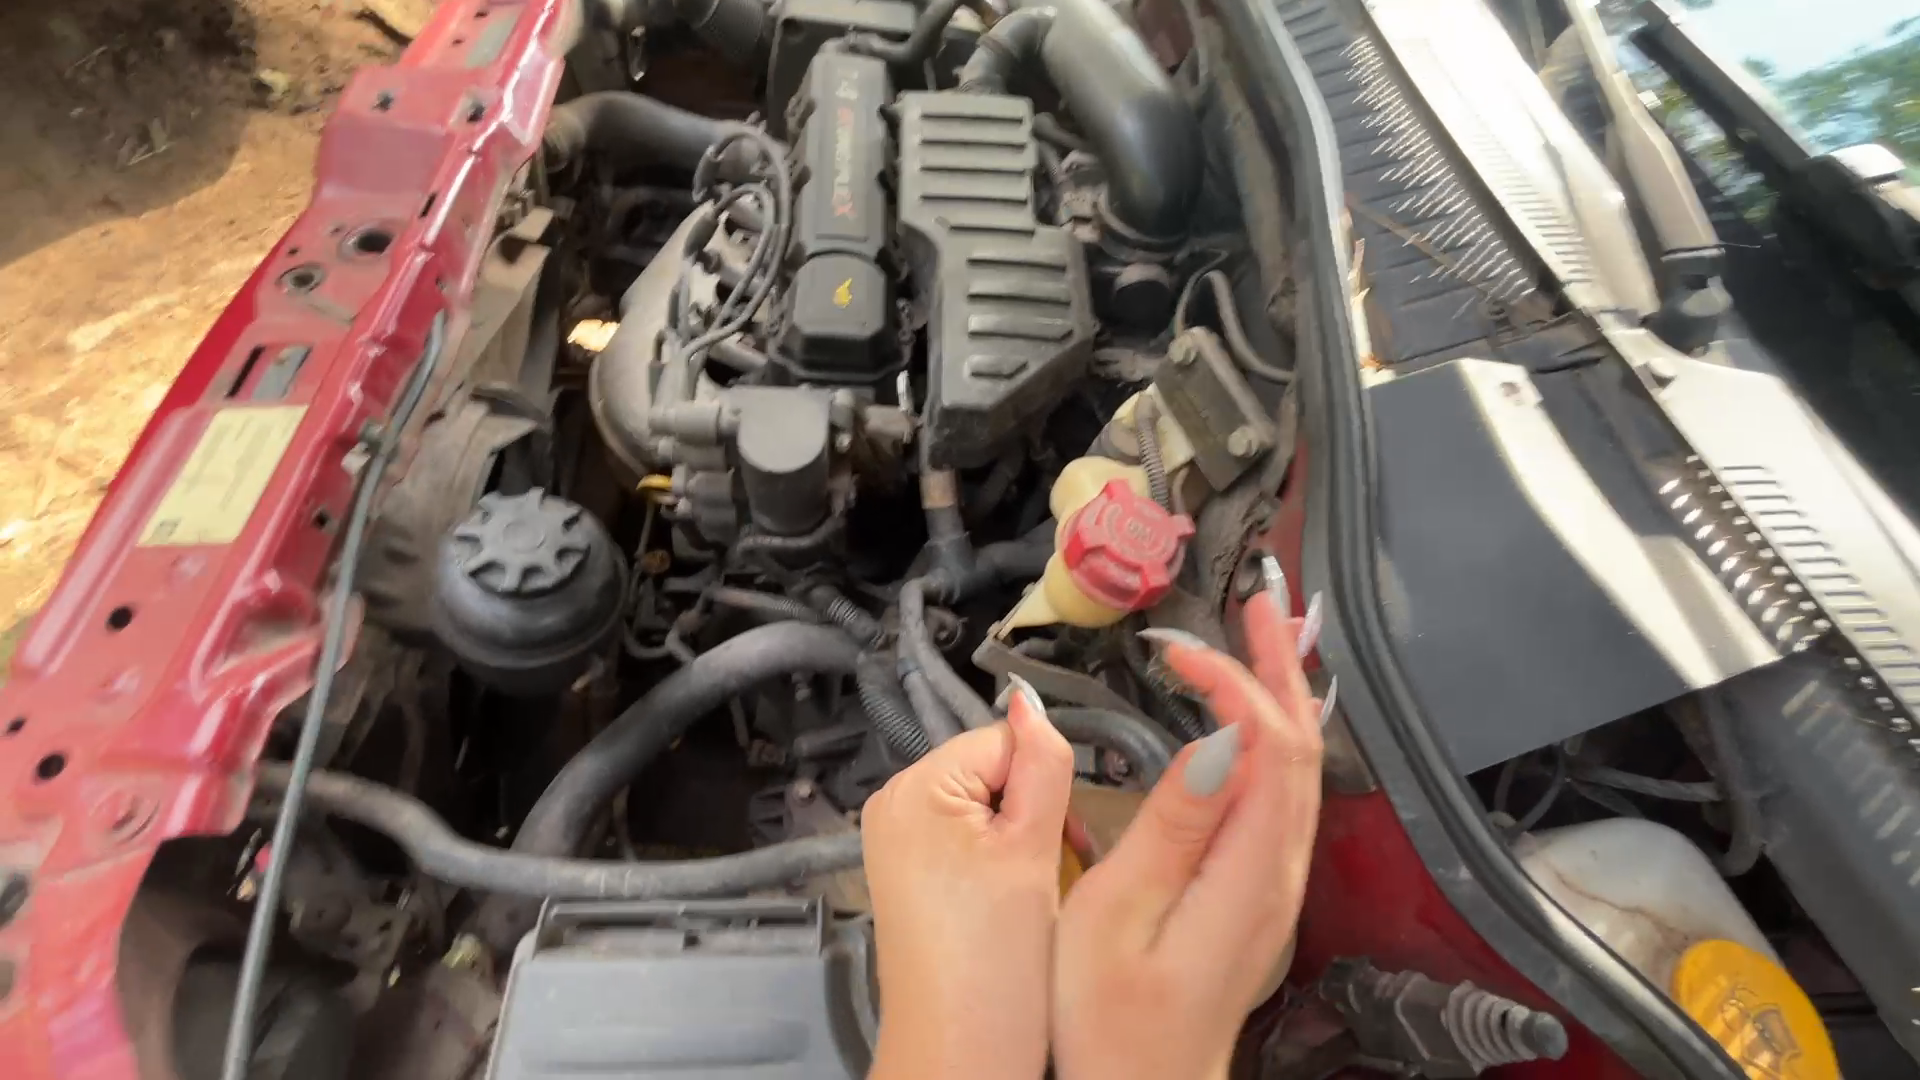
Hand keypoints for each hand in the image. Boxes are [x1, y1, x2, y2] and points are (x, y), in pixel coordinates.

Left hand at [861, 676, 1075, 1079]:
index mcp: (913, 788)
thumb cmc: (994, 963)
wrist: (958, 1060)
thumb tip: (1028, 697)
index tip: (1060, 839)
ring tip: (1030, 892)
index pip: (1002, 743)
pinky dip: (995, 860)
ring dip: (1019, 839)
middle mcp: (892, 803)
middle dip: (1030, 814)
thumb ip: (1040, 763)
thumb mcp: (1031, 849)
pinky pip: (963, 836)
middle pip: (990, 771)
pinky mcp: (906, 869)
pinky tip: (1006, 902)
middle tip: (1047, 873)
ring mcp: (895, 838)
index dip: (1042, 787)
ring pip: (984, 805)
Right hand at [1052, 586, 1326, 1079]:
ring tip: (1262, 641)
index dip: (1237, 686)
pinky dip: (1271, 738)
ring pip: (1299, 770)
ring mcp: (1273, 883)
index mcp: (1248, 874)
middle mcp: (1280, 872)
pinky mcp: (1255, 889)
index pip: (1269, 750)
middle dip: (1284, 670)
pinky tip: (1253, 719)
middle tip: (1262, 604)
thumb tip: (1220, 742)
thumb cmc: (1105, 1013)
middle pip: (1303, 751)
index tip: (1181, 651)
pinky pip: (1282, 794)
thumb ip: (1175, 828)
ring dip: (1283, 696)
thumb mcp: (1118, 915)